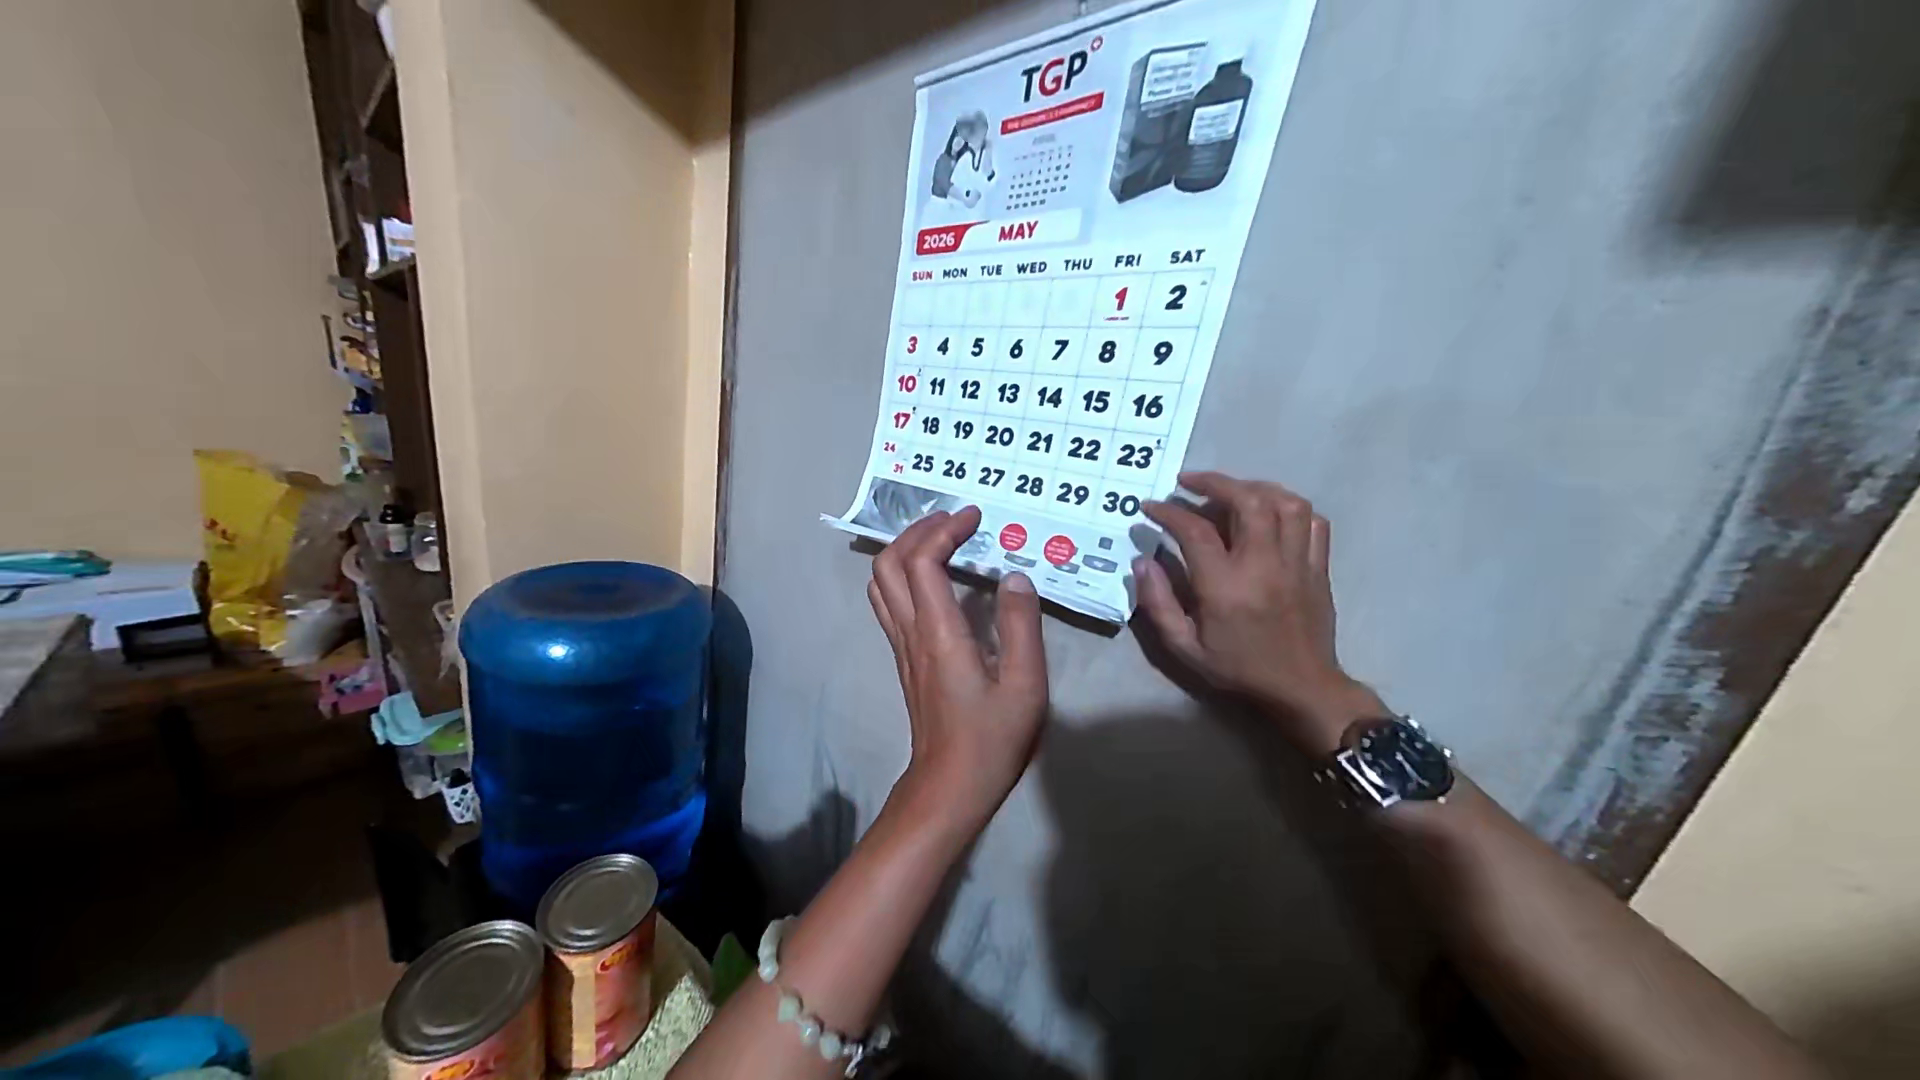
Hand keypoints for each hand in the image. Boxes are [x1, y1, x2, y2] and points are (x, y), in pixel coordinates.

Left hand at [868, 507, 1048, 833]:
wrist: (950, 785)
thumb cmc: (992, 738)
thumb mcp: (1025, 683)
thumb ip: (1021, 625)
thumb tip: (1015, 576)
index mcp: (940, 632)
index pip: (924, 561)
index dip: (944, 530)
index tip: (973, 516)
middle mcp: (911, 632)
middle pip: (887, 564)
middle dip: (916, 531)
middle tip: (952, 520)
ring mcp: (901, 646)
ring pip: (880, 583)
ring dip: (904, 551)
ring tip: (939, 539)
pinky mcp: (903, 658)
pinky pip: (889, 602)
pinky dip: (903, 575)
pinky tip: (933, 579)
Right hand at [1135, 472, 1384, 754]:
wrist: (1301, 688)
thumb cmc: (1237, 668)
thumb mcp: (1184, 647)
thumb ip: (1158, 603)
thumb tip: (1142, 561)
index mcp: (1226, 586)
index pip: (1195, 531)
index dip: (1169, 512)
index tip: (1151, 506)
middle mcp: (1264, 565)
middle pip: (1248, 501)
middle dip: (1215, 483)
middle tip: (1189, 482)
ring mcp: (1297, 563)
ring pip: (1286, 503)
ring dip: (1254, 487)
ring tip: (1230, 490)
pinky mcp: (1318, 567)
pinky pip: (1312, 521)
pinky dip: (1289, 507)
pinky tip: (1269, 512)